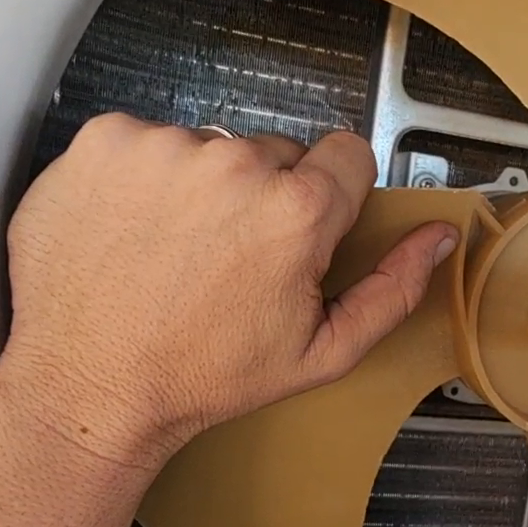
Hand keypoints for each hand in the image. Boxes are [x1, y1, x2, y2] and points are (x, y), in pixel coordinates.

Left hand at [0, 116, 457, 462]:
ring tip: (179, 247)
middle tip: (234, 253)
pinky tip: (137, 228)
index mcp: (298, 210)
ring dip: (206, 184)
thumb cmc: (203, 374)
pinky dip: (147, 175)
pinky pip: (151, 139)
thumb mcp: (322, 350)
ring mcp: (164, 145)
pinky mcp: (105, 140)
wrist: (90, 387)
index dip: (332, 194)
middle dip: (268, 194)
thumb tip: (437, 239)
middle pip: (279, 151)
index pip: (348, 154)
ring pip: (214, 145)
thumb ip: (394, 288)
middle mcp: (234, 163)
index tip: (304, 226)